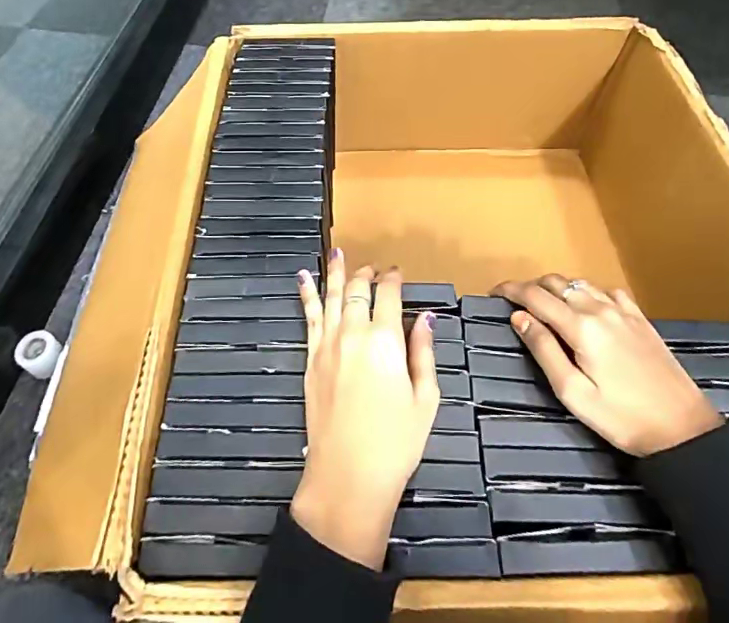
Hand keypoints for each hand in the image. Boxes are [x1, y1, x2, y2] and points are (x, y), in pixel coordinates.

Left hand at [291, 249, 440, 569]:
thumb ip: (423, 353)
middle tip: (373, 268)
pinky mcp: (311, 359)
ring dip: (335, 273)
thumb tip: (426, 318)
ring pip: (331, 297)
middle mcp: (353, 335)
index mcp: (386, 341)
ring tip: (337, 253)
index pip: (388, 295)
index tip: (397, 272)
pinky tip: (303, 278)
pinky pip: (309, 317)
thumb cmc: (395, 443)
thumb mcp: (425, 399)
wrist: (348, 476)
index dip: (393, 279)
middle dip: (366, 275)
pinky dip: (307, 294)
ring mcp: (327, 345)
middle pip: (358, 291)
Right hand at [493, 274, 723, 457]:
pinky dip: (587, 293)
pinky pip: (606, 291)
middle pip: (556, 282)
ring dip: (558, 288)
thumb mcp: (573, 393)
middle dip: (531, 287)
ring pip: (580, 284)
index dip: (511, 290)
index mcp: (581, 327)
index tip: (494, 294)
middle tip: (516, 304)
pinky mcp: (641, 319)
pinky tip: (587, 309)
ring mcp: (623, 311)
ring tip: (545, 306)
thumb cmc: (622, 418)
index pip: (535, 295)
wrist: (684, 430)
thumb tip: (518, 317)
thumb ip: (544, 350)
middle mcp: (600, 309)